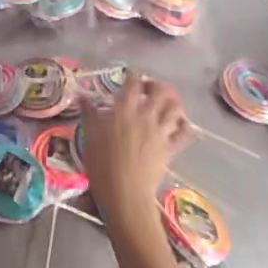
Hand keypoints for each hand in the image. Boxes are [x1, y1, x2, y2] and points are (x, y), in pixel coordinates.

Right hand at [81, 76, 191, 224]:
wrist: (124, 190)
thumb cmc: (101, 164)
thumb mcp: (89, 137)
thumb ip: (89, 115)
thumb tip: (83, 98)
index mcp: (125, 111)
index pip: (133, 84)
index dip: (133, 78)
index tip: (130, 78)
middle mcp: (146, 116)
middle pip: (160, 91)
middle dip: (156, 86)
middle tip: (148, 90)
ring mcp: (161, 131)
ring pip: (175, 108)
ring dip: (172, 102)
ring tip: (165, 104)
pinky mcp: (171, 147)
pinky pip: (185, 133)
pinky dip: (184, 126)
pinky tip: (180, 125)